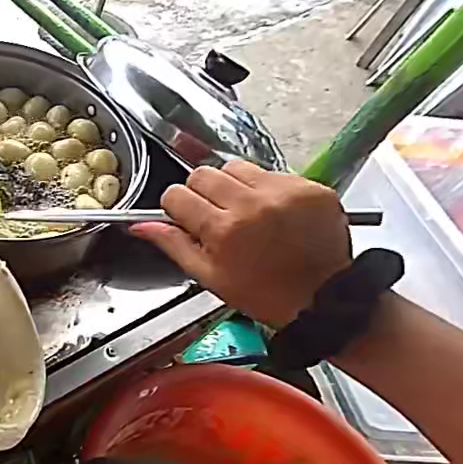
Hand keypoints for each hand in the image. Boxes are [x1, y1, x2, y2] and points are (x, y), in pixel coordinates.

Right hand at [130, 160, 352, 327]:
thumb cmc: (260, 291)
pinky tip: (269, 211)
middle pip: (203, 174)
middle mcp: (252, 205)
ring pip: (235, 167)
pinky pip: (271, 172)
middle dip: (200, 192)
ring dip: (231, 185)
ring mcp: (284, 193)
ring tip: (242, 209)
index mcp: (222, 229)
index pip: (176, 194)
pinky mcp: (310, 187)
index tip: (184, 217)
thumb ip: (172, 243)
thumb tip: (140, 226)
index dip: (175, 207)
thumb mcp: (206, 274)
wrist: (322, 296)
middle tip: (213, 214)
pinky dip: (264, 188)